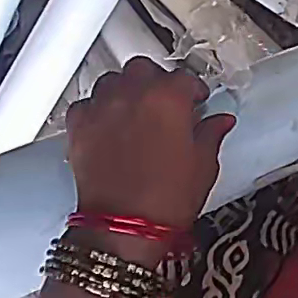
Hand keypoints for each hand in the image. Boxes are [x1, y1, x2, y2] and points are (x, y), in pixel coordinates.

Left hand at [65, 58, 232, 247]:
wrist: (125, 228)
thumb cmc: (163, 201)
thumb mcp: (203, 166)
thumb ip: (210, 134)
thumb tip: (218, 123)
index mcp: (168, 99)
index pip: (185, 78)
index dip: (193, 90)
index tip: (196, 100)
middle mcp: (132, 95)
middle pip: (144, 69)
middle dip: (156, 81)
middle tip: (165, 102)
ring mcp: (102, 108)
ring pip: (112, 80)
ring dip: (125, 90)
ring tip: (136, 111)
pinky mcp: (79, 126)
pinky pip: (87, 103)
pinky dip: (97, 109)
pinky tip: (109, 124)